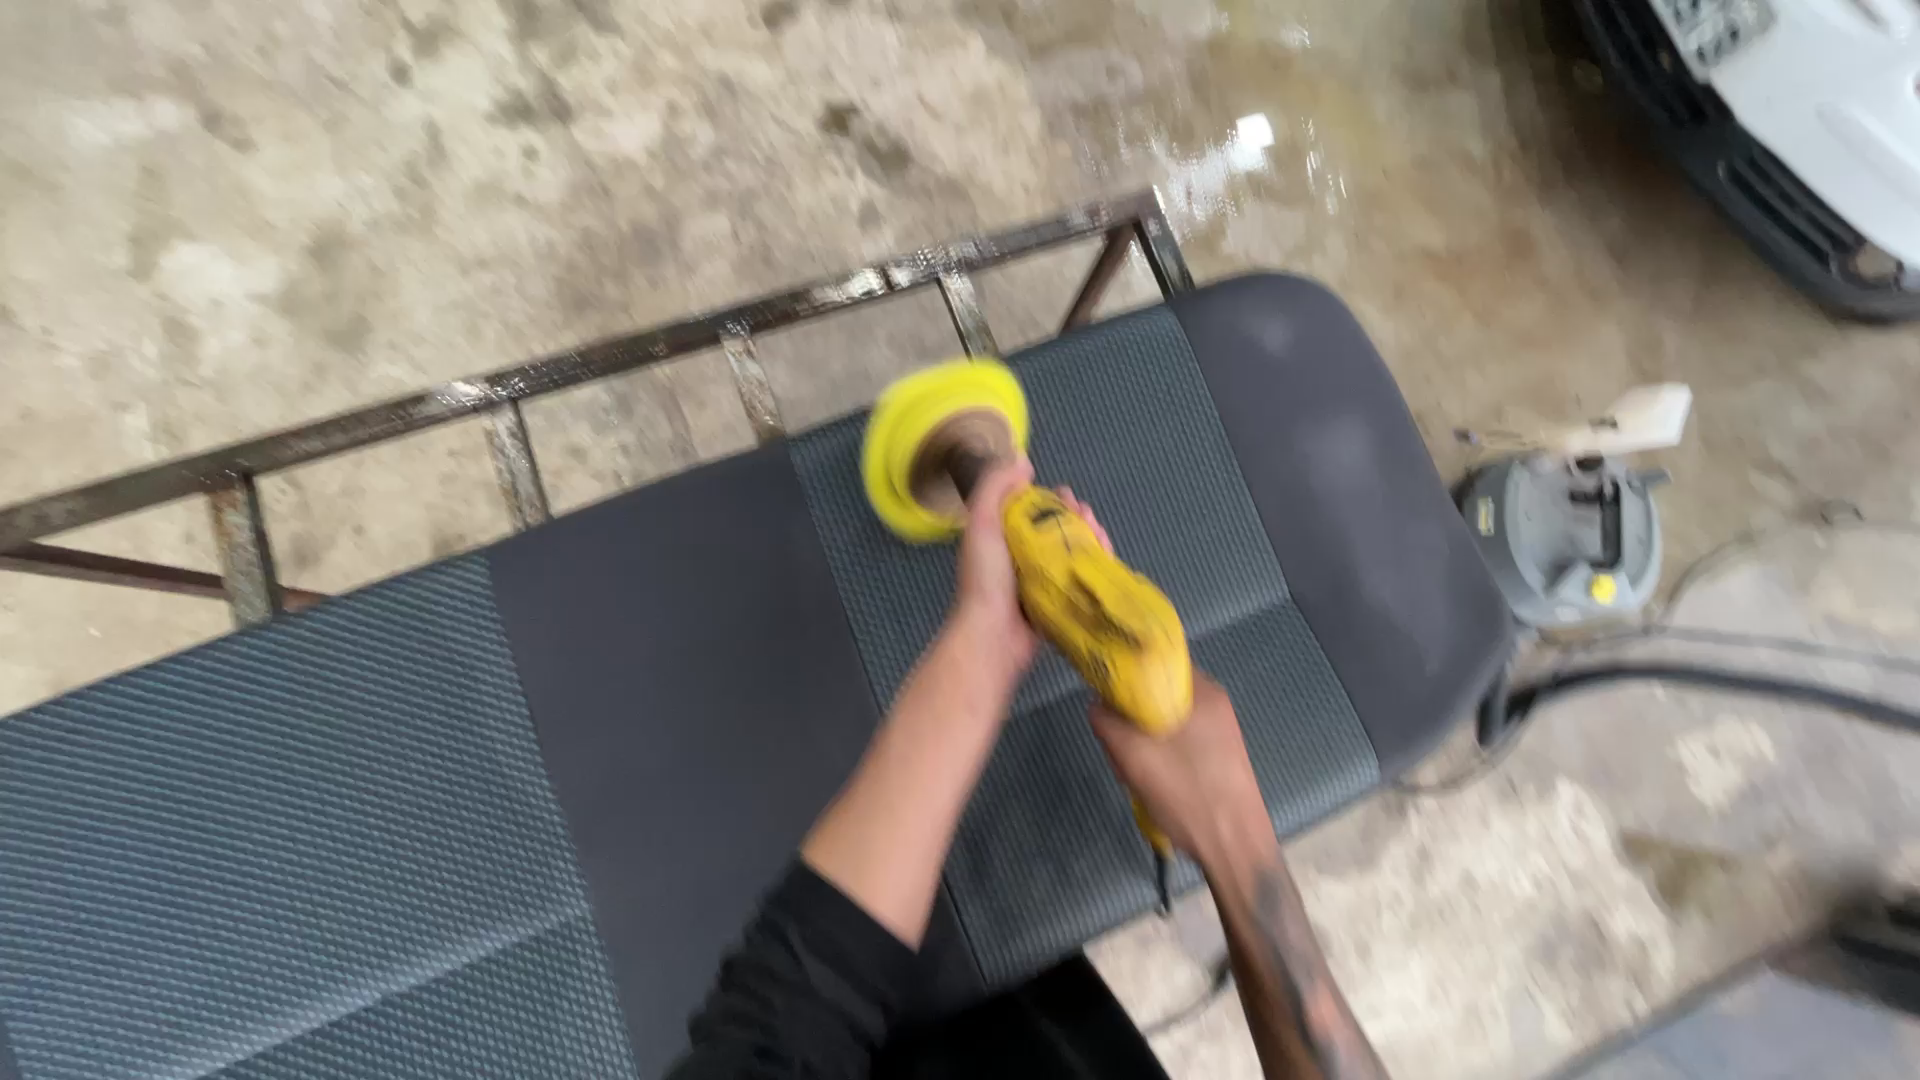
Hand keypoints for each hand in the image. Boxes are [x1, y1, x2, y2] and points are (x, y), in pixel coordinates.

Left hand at [949, 458, 1110, 691]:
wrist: (992, 635)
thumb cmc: (986, 578)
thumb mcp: (983, 522)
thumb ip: (997, 486)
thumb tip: (1021, 457)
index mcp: (1000, 538)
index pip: (1031, 511)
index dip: (1051, 500)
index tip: (1068, 495)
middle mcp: (1020, 558)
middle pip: (1056, 531)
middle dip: (1077, 519)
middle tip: (1089, 516)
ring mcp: (1040, 582)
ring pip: (1072, 554)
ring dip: (1090, 540)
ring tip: (1100, 534)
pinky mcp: (1057, 603)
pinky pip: (1081, 581)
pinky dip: (1095, 568)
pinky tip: (1105, 559)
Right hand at [1088, 673, 1274, 869]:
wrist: (1236, 849)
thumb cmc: (1187, 795)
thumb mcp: (1134, 756)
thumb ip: (1107, 722)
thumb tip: (1096, 704)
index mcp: (1203, 691)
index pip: (1155, 661)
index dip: (1125, 675)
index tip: (1105, 699)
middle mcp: (1214, 703)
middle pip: (1157, 692)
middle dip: (1131, 716)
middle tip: (1118, 747)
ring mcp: (1220, 729)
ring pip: (1165, 719)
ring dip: (1142, 740)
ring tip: (1133, 771)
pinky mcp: (1219, 754)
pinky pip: (1179, 739)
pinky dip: (1160, 753)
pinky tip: (1151, 781)